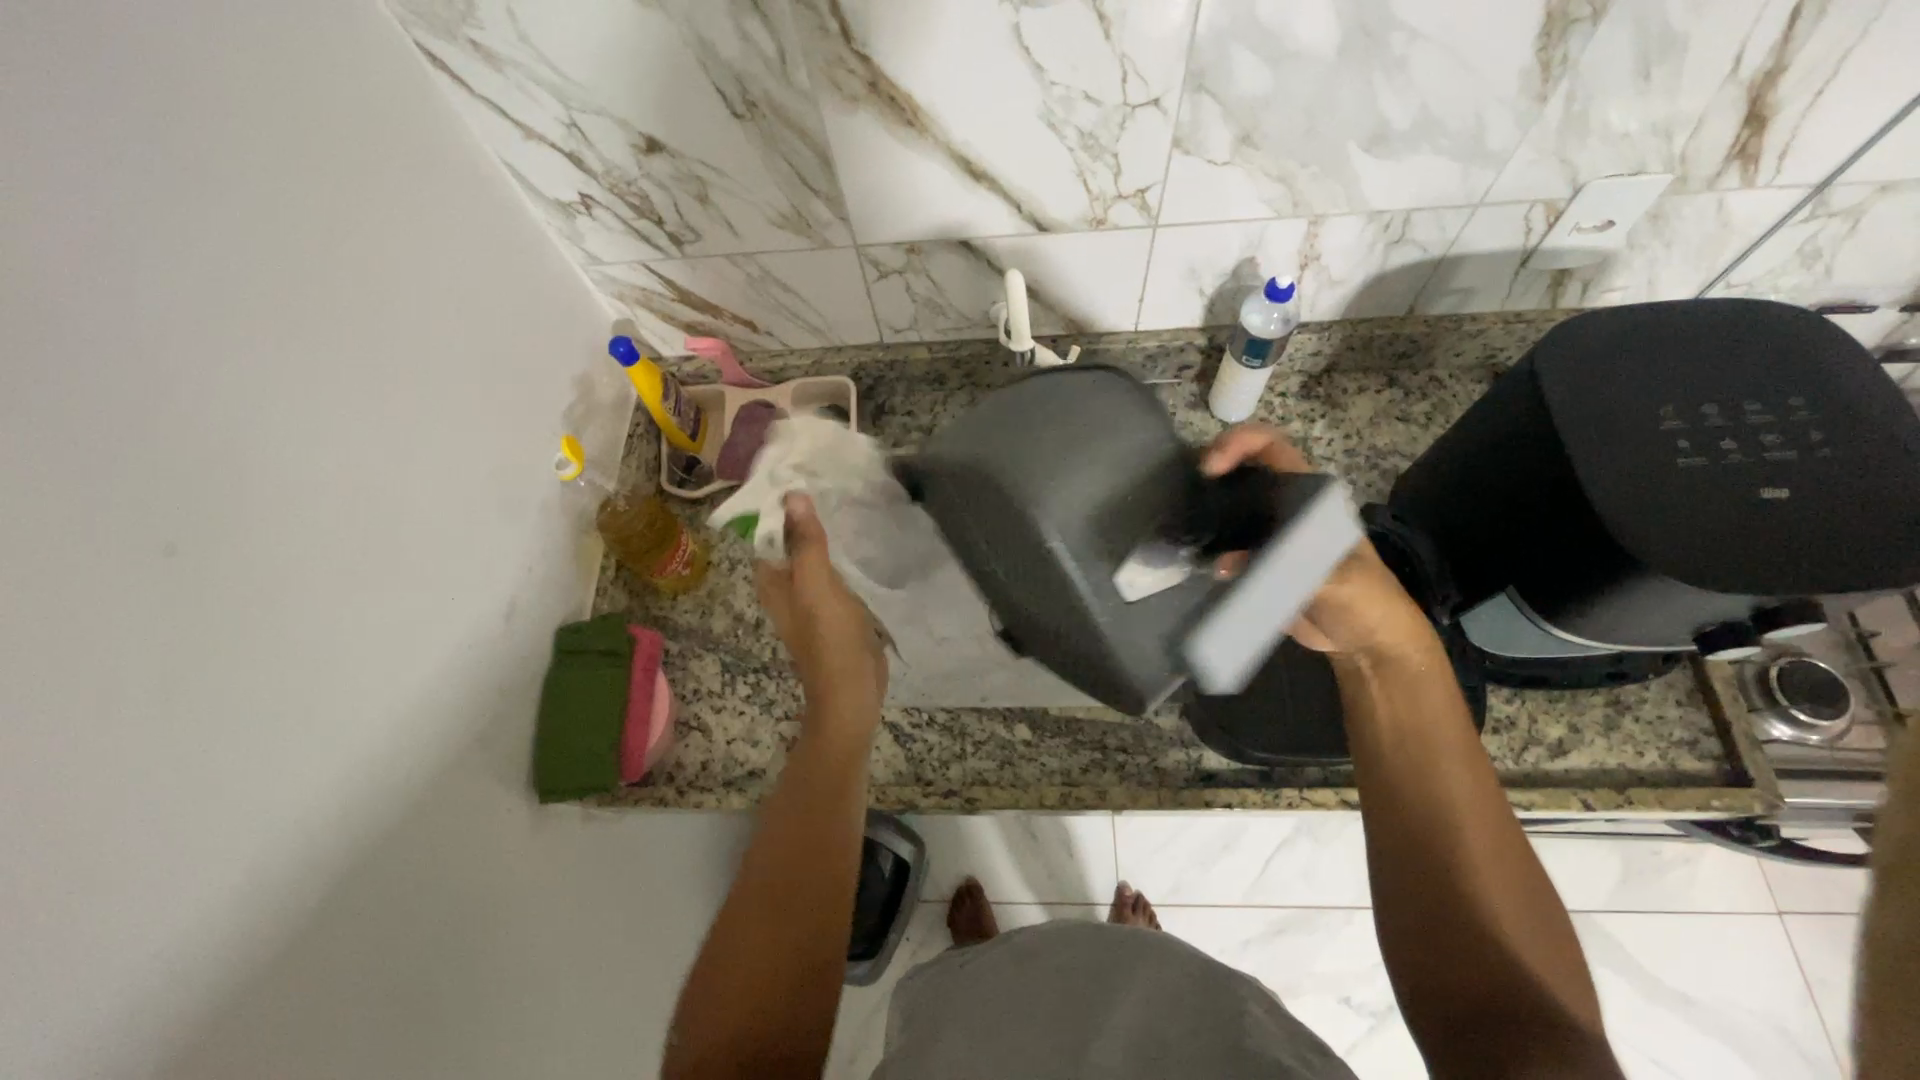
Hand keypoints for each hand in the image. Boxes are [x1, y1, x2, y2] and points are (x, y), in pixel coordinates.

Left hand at [754, 493, 887, 736]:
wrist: (852, 690)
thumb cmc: (828, 638)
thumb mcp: (816, 585)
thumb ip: (805, 542)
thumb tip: (792, 494)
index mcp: (771, 580)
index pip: (767, 530)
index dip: (780, 502)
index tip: (800, 469)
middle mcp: (785, 586)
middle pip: (790, 540)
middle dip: (805, 513)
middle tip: (830, 477)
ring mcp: (810, 598)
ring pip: (813, 555)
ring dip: (824, 532)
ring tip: (846, 497)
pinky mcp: (834, 608)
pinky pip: (833, 571)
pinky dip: (840, 554)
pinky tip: (859, 538)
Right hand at [1201, 425, 1436, 658]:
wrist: (1366, 642)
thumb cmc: (1366, 600)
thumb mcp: (1337, 580)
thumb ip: (1288, 568)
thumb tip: (1226, 564)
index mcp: (1312, 498)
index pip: (1273, 450)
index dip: (1240, 444)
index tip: (1212, 465)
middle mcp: (1288, 509)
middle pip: (1245, 473)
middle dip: (1214, 471)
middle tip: (1189, 490)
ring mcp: (1270, 537)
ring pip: (1232, 509)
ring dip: (1207, 510)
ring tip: (1184, 524)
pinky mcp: (1258, 565)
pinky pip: (1226, 548)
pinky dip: (1208, 549)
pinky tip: (1195, 557)